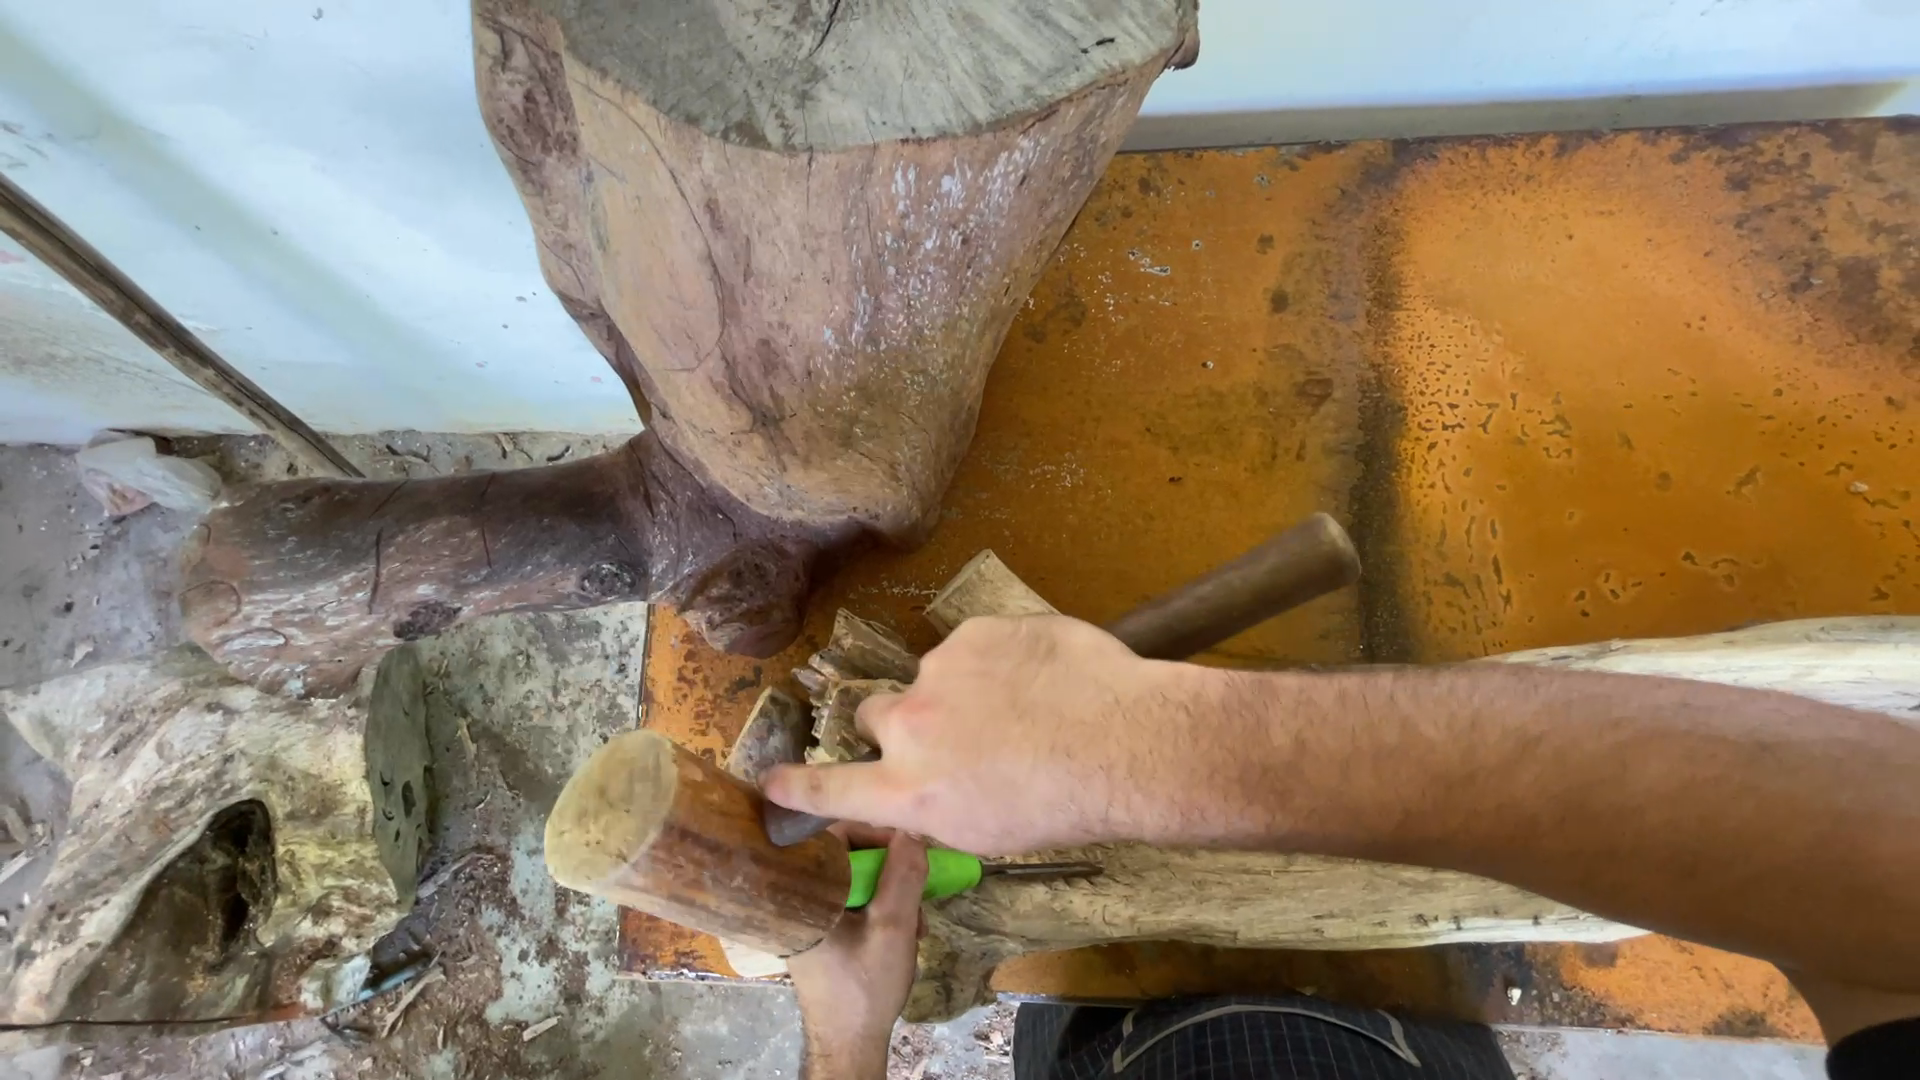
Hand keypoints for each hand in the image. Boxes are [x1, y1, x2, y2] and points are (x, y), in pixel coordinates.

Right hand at [765, 616, 1214, 853]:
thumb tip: (926, 784)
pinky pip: (973, 644)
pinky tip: (1038, 673)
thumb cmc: (1066, 805)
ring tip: (1022, 701)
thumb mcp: (988, 831)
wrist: (1124, 742)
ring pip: (933, 676)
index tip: (769, 779)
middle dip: (901, 723)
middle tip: (955, 730)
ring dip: (962, 687)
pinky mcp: (973, 631)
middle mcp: (910, 729)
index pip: (833, 788)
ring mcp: (938, 672)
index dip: (798, 785)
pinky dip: (996, 657)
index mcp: (911, 791)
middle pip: (875, 715)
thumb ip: (937, 801)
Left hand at [789, 827, 927, 1078]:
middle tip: (916, 885)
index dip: (873, 830)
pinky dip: (879, 906)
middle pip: (848, 853)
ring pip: (856, 877)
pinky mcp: (821, 929)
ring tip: (914, 918)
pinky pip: (853, 898)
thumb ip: (904, 876)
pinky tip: (902, 929)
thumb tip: (912, 829)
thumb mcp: (893, 927)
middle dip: (889, 867)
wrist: (849, 1047)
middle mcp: (799, 896)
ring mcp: (809, 914)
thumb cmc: (864, 986)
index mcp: (804, 889)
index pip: (834, 831)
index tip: (905, 844)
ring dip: (890, 890)